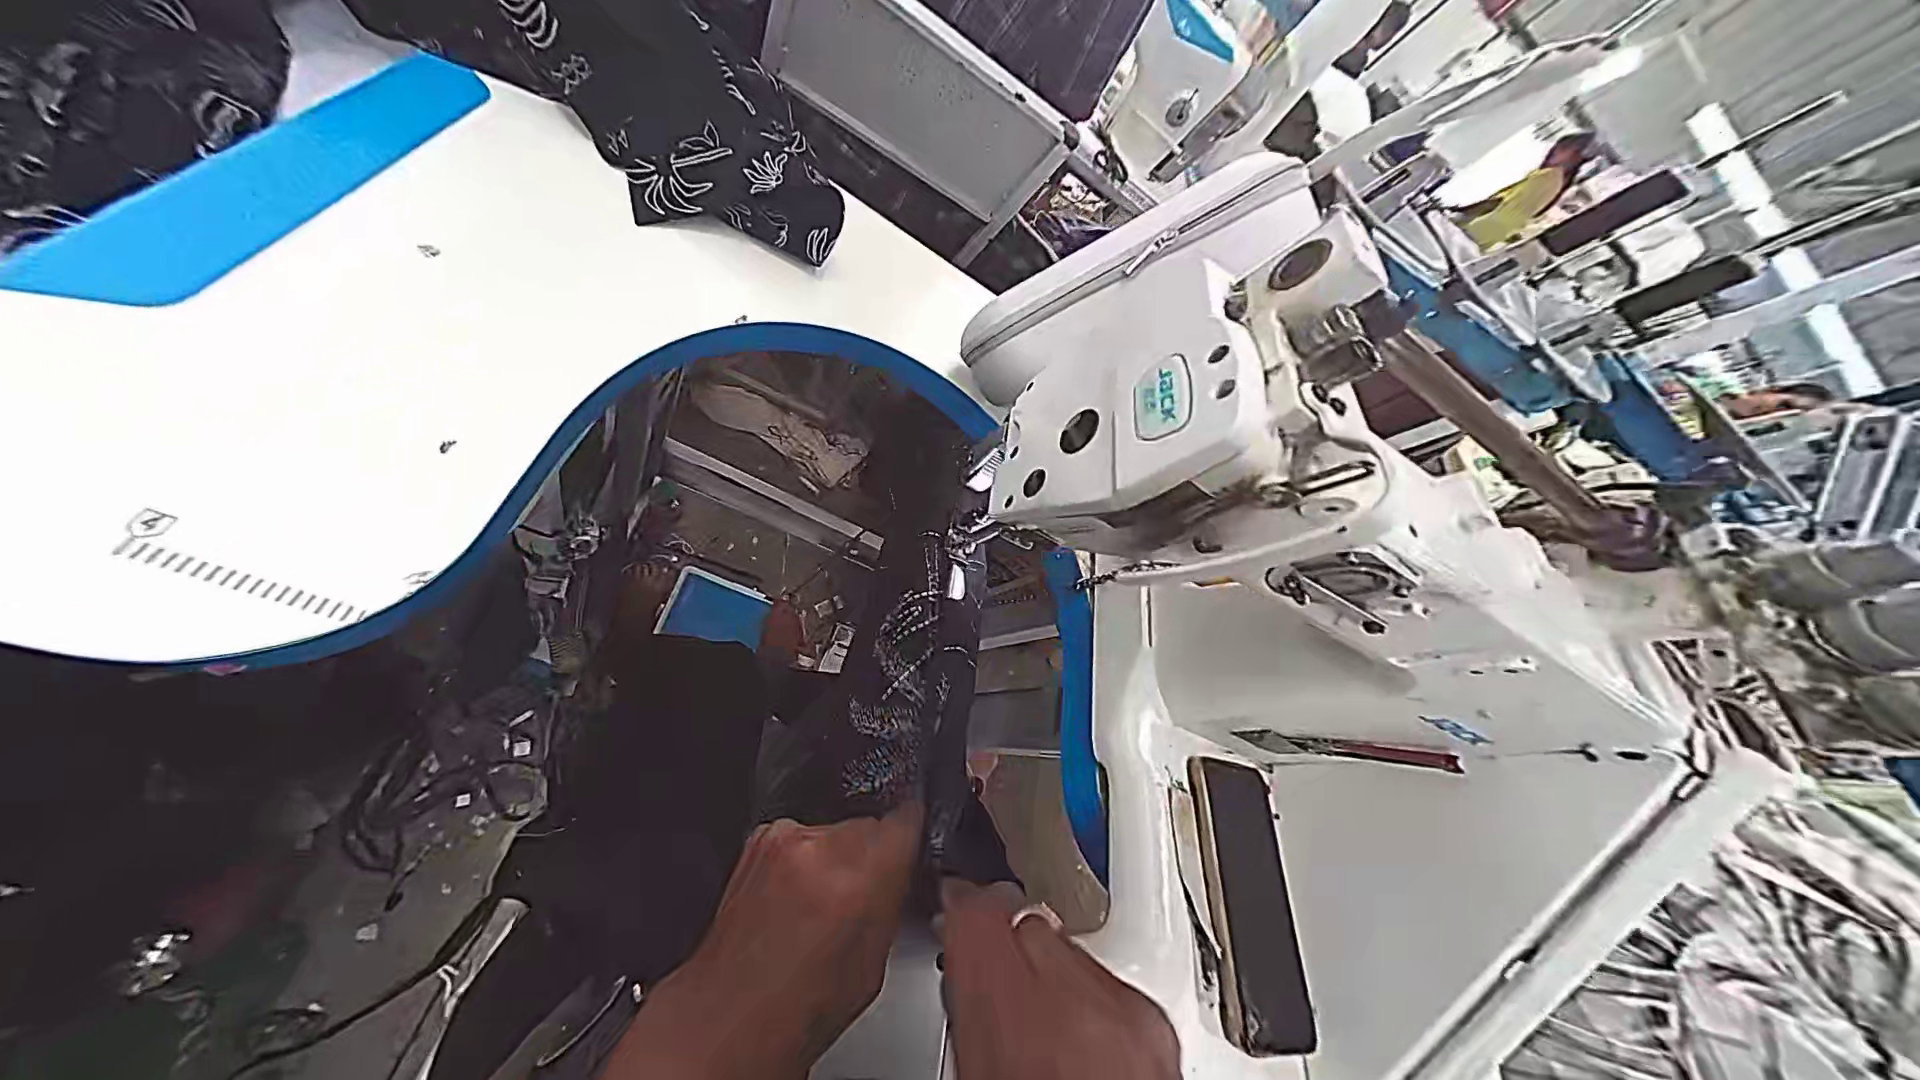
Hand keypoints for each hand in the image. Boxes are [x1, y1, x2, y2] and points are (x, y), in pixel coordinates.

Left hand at [606, 803, 922, 1078]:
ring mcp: (785, 840)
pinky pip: (806, 832)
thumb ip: (893, 897)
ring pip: (839, 826)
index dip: (912, 832)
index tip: (911, 842)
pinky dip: (808, 854)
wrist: (727, 1015)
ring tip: (822, 899)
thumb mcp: (873, 963)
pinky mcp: (762, 838)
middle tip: (860, 893)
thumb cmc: (794, 1009)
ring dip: (840, 853)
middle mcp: (819, 851)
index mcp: (857, 882)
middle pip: (871, 822)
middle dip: (873, 851)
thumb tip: (903, 862)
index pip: (906, 819)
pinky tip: (798, 893)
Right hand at [940, 879, 1179, 1079]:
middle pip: (1026, 919)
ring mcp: (1118, 1010)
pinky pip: (1106, 978)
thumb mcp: (978, 1072)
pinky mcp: (1154, 1022)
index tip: (961, 900)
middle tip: (999, 969)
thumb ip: (973, 1002)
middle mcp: (1068, 1004)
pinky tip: (1083, 1035)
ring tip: (1045, 1019)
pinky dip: (1091, 996)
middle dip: (1008, 933)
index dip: (967, 900)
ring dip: (1052, 966)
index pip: (981, 912)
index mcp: (1007, 1020)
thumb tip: (966, 955)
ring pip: (1066, 942)